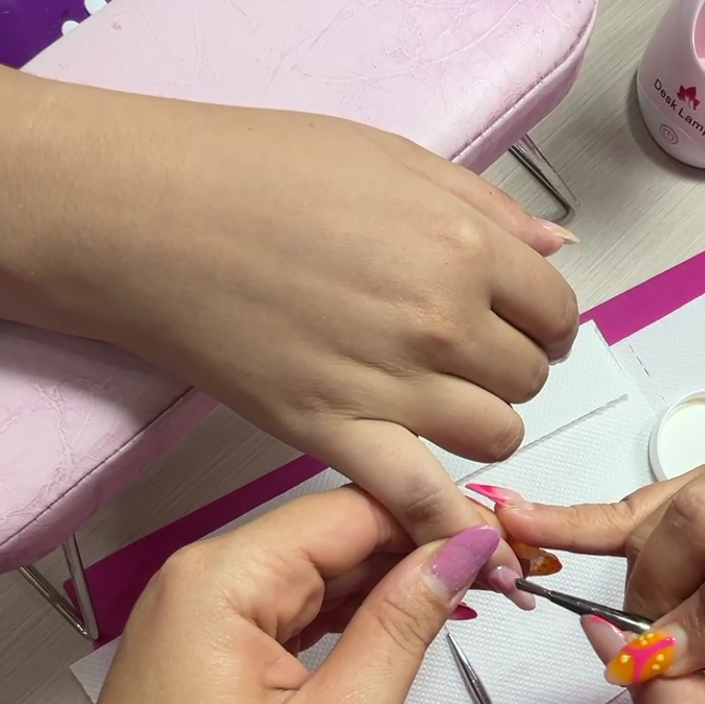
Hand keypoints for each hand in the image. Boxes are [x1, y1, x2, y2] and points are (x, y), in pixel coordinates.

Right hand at [39, 98, 578, 583]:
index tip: (524, 323)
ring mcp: (392, 387)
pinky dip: (452, 526)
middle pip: (528, 379)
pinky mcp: (336, 436)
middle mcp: (441, 323)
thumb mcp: (394, 158)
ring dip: (484, 425)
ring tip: (446, 404)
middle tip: (471, 355)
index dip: (544, 321)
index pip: (555, 312)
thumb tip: (557, 249)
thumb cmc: (258, 173)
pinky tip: (475, 545)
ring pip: (495, 437)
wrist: (147, 217)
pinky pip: (420, 499)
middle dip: (510, 368)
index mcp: (463, 247)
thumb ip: (489, 209)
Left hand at [67, 489, 498, 703]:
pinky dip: (356, 608)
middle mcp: (205, 571)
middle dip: (420, 549)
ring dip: (394, 579)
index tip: (504, 547)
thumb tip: (464, 547)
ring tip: (471, 594)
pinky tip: (411, 616)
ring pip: (323, 565)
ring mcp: (206, 603)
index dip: (434, 519)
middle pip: (335, 532)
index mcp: (222, 578)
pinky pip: (299, 600)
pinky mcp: (216, 635)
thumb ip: (403, 625)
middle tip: (503, 575)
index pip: (349, 512)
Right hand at [489, 448, 704, 703]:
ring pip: (663, 513)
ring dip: (644, 580)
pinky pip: (632, 499)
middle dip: (664, 601)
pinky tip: (519, 518)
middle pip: (700, 524)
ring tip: (667, 617)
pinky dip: (573, 520)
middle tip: (671, 646)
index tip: (687, 658)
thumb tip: (611, 639)